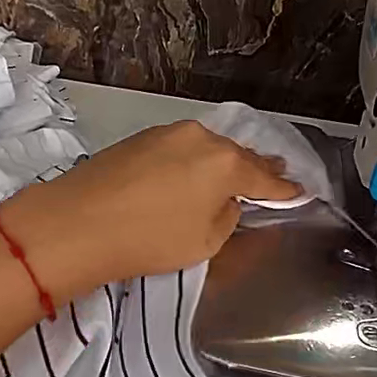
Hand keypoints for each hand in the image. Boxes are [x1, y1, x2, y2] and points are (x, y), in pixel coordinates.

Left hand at [0, 120, 298, 300]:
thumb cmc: (148, 240)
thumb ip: (226, 216)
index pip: (264, 179)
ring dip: (223, 161)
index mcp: (225, 164)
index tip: (299, 192)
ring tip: (237, 171)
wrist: (76, 224)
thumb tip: (225, 202)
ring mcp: (167, 134)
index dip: (284, 190)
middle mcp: (201, 138)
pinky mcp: (140, 138)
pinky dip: (195, 160)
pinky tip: (194, 172)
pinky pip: (181, 148)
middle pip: (238, 155)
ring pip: (208, 148)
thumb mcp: (204, 242)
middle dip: (258, 167)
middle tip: (278, 172)